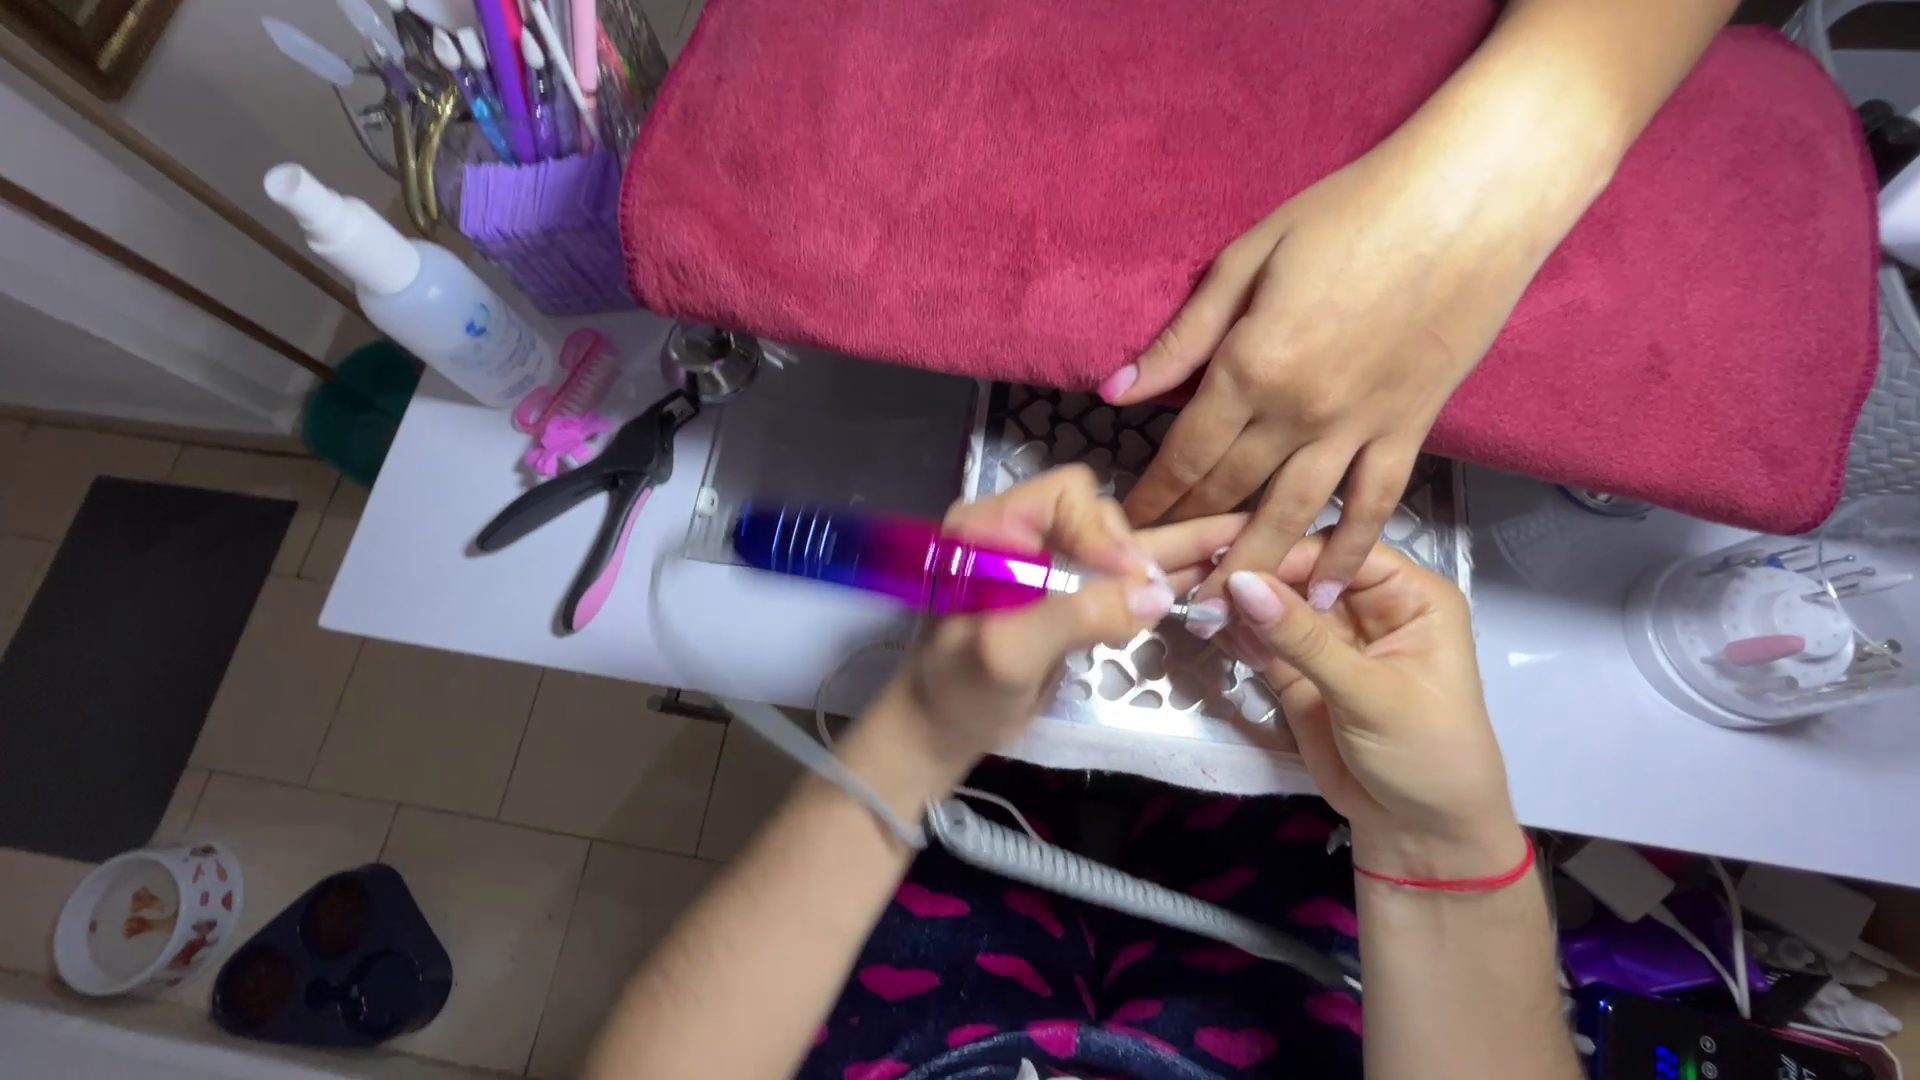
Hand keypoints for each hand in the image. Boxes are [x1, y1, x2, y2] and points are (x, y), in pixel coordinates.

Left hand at [846, 466, 1248, 798]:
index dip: (1101, 531)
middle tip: (1150, 595)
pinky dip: (1157, 573)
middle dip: (1128, 550)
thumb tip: (1155, 594)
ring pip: (1115, 543)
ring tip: (1234, 538)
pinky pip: (1117, 575)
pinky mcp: (1066, 594)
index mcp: (990, 528)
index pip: (1064, 496)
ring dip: (1166, 549)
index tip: (1124, 579)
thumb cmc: (958, 689)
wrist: (942, 728)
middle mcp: (1019, 534)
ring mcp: (1046, 563)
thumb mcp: (1010, 652)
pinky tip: (1210, 564)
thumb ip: (1078, 616)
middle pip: (1096, 515)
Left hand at [1107, 129, 1555, 611]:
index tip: (1128, 530)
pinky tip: (1326, 592)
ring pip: (1290, 514)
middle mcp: (1297, 413)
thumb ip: (1181, 337)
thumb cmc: (1351, 214)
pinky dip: (1349, 552)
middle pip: (1226, 491)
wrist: (1475, 194)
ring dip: (1249, 563)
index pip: (1184, 454)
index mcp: (1249, 369)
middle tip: (1159, 571)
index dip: (1152, 497)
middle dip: (1186, 534)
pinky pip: (1374, 505)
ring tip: (1216, 606)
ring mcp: (1358, 428)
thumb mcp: (1247, 260)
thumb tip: (1116, 389)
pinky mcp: (1411, 430)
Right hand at [1218, 539, 1522, 879]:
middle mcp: (1367, 605)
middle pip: (1301, 571)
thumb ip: (1302, 637)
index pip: (1340, 551)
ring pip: (1275, 603)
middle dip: (1256, 578)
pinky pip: (1261, 638)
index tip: (1233, 562)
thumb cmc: (1427, 755)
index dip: (1289, 551)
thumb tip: (1241, 582)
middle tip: (1206, 588)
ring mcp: (1329, 637)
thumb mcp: (1370, 694)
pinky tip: (1214, 632)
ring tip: (1203, 612)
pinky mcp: (1298, 668)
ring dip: (1240, 607)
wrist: (1419, 833)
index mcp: (1409, 596)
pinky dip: (1237, 634)